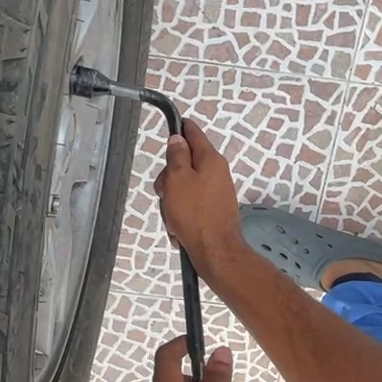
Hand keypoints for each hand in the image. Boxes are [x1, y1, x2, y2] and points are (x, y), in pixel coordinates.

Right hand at [153, 119, 244, 270]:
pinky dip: (181, 216)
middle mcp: (216, 173)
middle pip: (185, 164)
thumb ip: (176, 157)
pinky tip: (179, 229)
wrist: (215, 252)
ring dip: (173, 202)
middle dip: (169, 179)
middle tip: (164, 192)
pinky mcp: (213, 211)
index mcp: (210, 159)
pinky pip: (190, 206)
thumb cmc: (194, 213)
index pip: (193, 133)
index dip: (179, 129)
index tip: (169, 128)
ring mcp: (216, 193)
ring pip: (185, 188)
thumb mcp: (177, 179)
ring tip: (173, 217)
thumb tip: (177, 139)